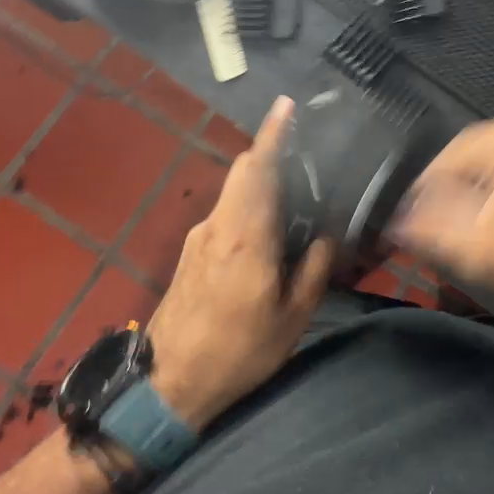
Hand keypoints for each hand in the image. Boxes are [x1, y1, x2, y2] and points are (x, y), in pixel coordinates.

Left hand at [143, 96, 331, 431]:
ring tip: (296, 202)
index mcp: (245, 235)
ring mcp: (199, 239)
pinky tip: (270, 235)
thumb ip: (313, 269)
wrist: (166, 387)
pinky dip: (249, 209)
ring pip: (234, 194)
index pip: (257, 167)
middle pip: (243, 172)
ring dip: (261, 186)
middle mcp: (218, 226)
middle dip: (270, 155)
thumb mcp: (291, 317)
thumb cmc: (237, 352)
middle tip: (306, 155)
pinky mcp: (191, 255)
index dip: (273, 133)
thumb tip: (327, 236)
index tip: (286, 106)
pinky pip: (227, 216)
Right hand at [395, 106, 493, 323]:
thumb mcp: (488, 251)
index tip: (414, 232)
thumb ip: (433, 231)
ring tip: (488, 238)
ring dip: (490, 199)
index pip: (443, 160)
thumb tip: (398, 217)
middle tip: (451, 239)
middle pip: (476, 160)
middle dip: (458, 199)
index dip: (422, 198)